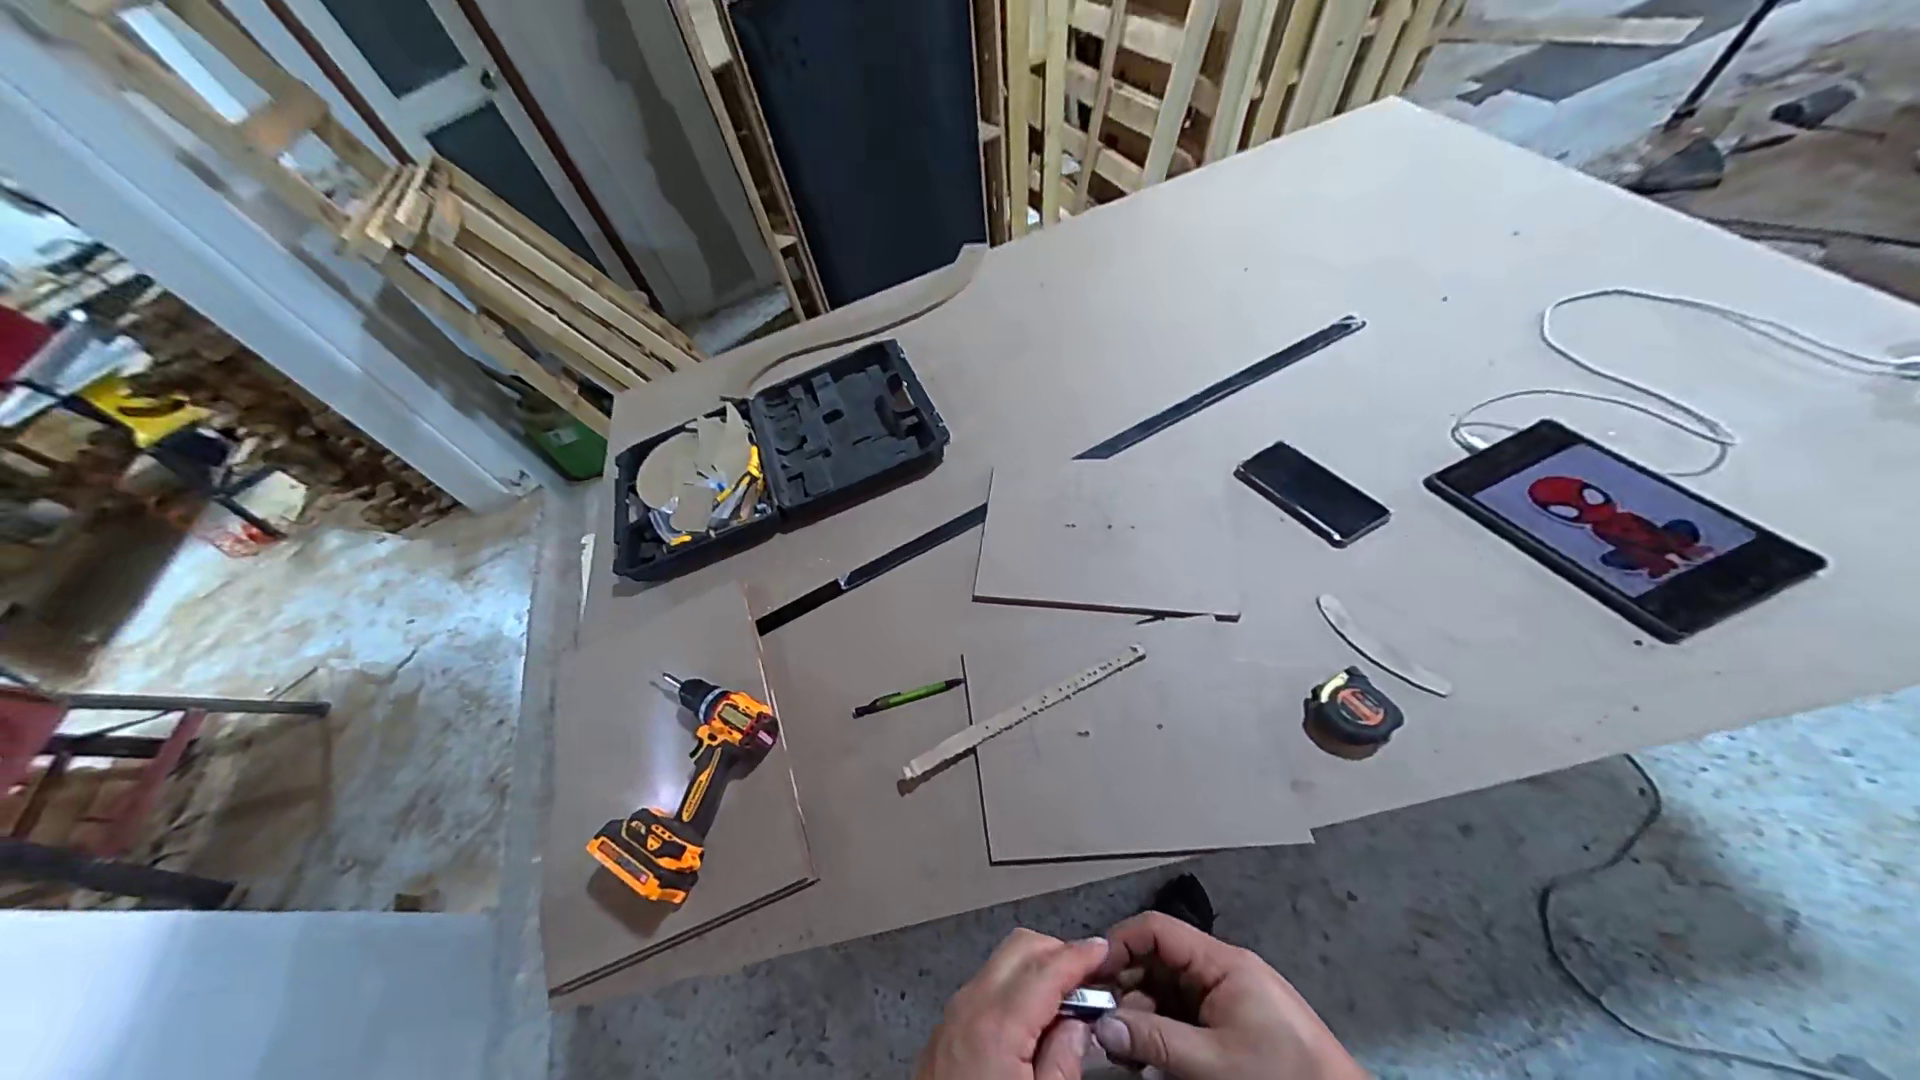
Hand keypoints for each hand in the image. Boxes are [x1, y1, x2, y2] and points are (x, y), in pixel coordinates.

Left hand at [916, 929, 1109, 1079]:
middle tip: (1088, 979)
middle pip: (1021, 946)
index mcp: (997, 1024)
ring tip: (1064, 1001)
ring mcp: (953, 1013)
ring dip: (1035, 966)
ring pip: (1001, 961)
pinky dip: (1013, 984)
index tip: (1105, 951)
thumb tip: (1077, 1021)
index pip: (1047, 967)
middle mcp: (971, 1005)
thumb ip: (1064, 1057)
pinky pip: (985, 984)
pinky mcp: (944, 1028)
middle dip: (1058, 952)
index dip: (1080, 955)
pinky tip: (1031, 1018)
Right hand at [1090, 912, 1365, 1079]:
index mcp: (1220, 962)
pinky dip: (1161, 1031)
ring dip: (1141, 1015)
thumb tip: (1102, 1025)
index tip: (1091, 977)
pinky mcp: (1231, 1022)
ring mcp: (1226, 996)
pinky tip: (1149, 1057)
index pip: (1156, 930)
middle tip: (1102, 1025)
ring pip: (1166, 991)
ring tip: (1125, 1051)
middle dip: (1126, 989)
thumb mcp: (1216, 1062)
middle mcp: (1220, 970)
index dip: (1119, 945)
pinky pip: (1183, 1014)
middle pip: (1157, 961)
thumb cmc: (1283, 1075)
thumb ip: (1156, 1040)